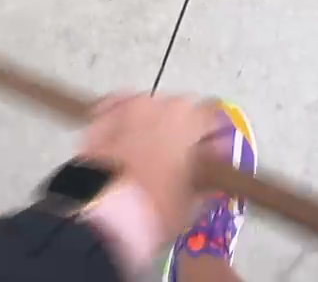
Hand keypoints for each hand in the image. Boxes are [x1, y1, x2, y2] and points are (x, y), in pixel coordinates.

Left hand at [78, 92, 222, 236]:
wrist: (106, 216)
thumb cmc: (156, 208)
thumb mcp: (192, 202)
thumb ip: (207, 180)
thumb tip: (211, 177)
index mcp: (190, 118)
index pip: (212, 113)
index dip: (215, 134)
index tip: (215, 152)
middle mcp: (162, 102)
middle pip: (180, 107)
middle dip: (183, 127)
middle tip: (181, 155)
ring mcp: (129, 106)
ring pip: (150, 106)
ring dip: (153, 122)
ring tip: (148, 150)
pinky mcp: (103, 115)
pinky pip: (119, 108)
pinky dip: (125, 120)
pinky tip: (124, 137)